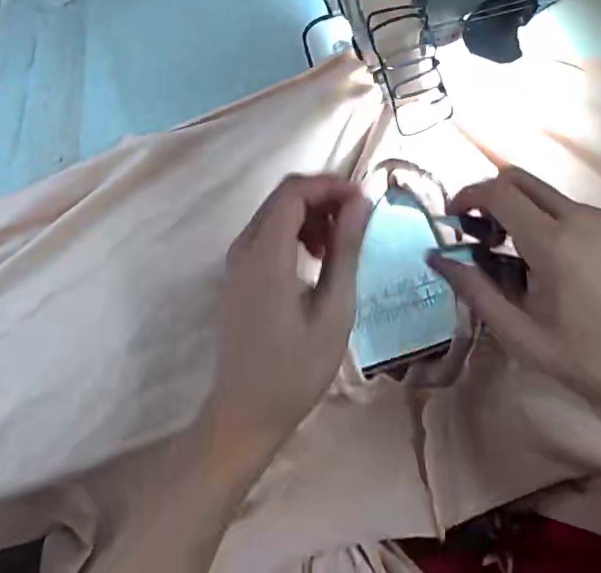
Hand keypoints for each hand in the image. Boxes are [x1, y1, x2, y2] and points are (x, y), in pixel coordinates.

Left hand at [202, 174, 371, 455]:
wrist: (244, 415)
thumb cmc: (296, 369)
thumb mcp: (334, 310)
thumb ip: (346, 249)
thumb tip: (361, 201)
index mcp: (265, 256)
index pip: (294, 192)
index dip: (331, 186)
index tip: (364, 200)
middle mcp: (243, 249)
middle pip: (284, 196)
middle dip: (324, 196)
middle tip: (358, 218)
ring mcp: (236, 261)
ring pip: (276, 211)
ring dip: (311, 214)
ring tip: (340, 243)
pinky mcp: (238, 273)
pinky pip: (268, 231)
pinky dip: (296, 230)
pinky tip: (318, 258)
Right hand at [426, 167, 600, 427]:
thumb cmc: (594, 361)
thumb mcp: (525, 337)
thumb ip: (477, 293)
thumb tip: (438, 259)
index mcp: (554, 240)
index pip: (499, 191)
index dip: (468, 196)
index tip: (451, 219)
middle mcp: (579, 216)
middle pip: (521, 179)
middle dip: (491, 196)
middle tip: (477, 234)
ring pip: (546, 193)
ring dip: (519, 208)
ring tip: (510, 257)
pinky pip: (569, 209)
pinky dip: (545, 219)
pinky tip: (548, 264)